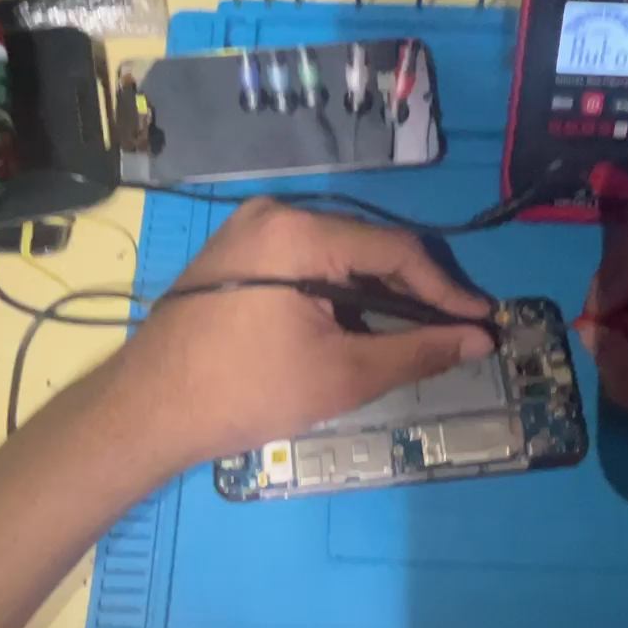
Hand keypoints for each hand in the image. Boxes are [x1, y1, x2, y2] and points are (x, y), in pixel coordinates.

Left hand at [112, 200, 494, 463]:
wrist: (146, 412)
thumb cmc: (247, 394)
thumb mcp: (342, 375)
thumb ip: (418, 351)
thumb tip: (480, 340)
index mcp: (299, 233)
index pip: (394, 249)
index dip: (443, 287)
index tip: (481, 319)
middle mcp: (274, 214)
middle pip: (363, 247)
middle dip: (409, 290)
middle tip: (450, 329)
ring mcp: (248, 231)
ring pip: (334, 255)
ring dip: (373, 294)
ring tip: (410, 332)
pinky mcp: (234, 253)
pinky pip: (303, 262)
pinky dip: (335, 292)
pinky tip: (355, 324)